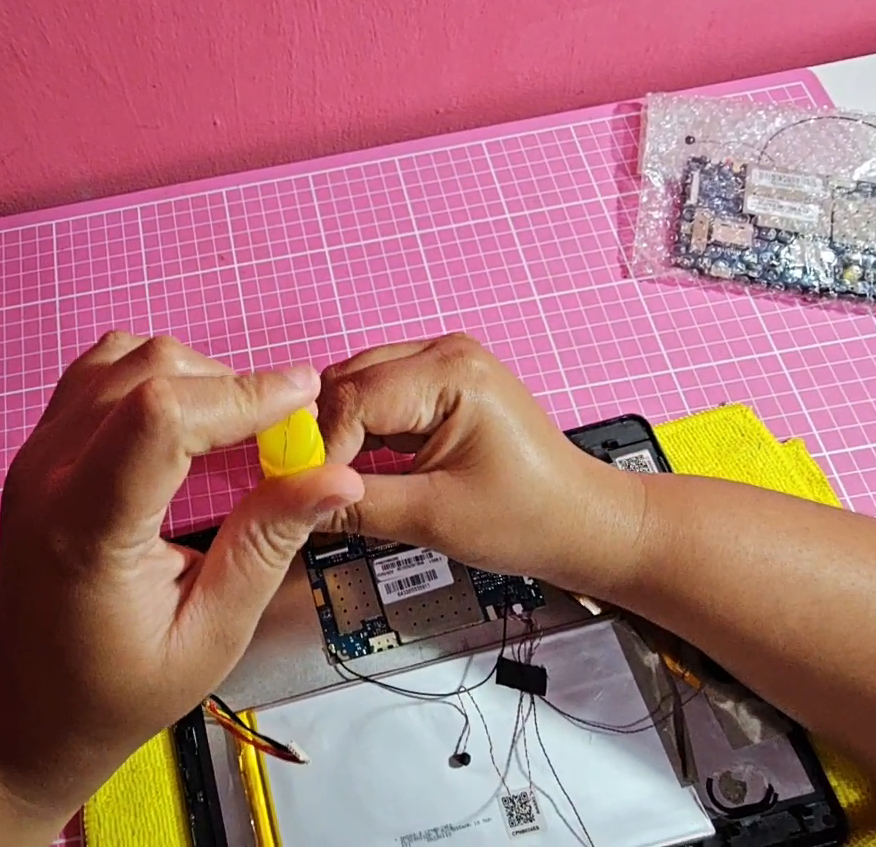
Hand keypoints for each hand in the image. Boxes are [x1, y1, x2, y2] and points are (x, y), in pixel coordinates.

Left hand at [0, 333, 364, 822]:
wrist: (21, 710)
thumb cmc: (113, 691)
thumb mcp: (209, 636)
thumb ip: (268, 544)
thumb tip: (335, 477)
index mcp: (86, 526)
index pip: (161, 418)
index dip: (243, 395)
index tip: (304, 403)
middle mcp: (48, 470)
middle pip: (148, 372)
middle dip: (232, 386)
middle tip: (287, 428)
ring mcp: (36, 450)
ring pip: (125, 356)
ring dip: (195, 374)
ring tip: (240, 423)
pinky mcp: (40, 445)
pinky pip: (100, 370)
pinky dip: (155, 374)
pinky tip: (187, 416)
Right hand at [316, 334, 646, 594]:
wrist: (582, 523)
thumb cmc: (527, 518)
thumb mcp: (433, 518)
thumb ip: (356, 504)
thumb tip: (293, 500)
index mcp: (451, 372)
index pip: (354, 397)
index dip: (320, 446)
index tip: (300, 491)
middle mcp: (444, 351)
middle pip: (348, 382)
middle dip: (324, 435)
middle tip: (308, 487)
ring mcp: (442, 362)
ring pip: (356, 386)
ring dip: (339, 431)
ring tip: (331, 479)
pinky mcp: (439, 381)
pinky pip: (378, 395)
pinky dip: (359, 430)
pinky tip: (357, 464)